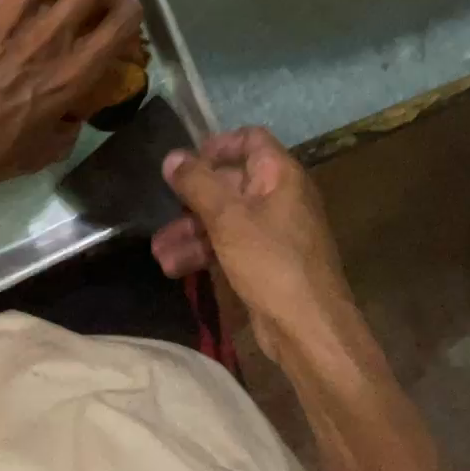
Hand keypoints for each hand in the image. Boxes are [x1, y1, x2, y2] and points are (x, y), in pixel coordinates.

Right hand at [151, 127, 350, 342]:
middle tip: (161, 209)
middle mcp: (280, 198)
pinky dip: (204, 252)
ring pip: (225, 218)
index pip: (251, 139)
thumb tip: (172, 156)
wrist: (309, 331)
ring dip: (191, 232)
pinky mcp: (266, 262)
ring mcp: (274, 232)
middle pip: (230, 182)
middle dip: (191, 199)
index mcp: (280, 176)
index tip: (187, 161)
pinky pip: (230, 245)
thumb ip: (196, 183)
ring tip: (159, 252)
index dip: (218, 144)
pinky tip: (173, 268)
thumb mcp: (227, 218)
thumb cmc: (270, 262)